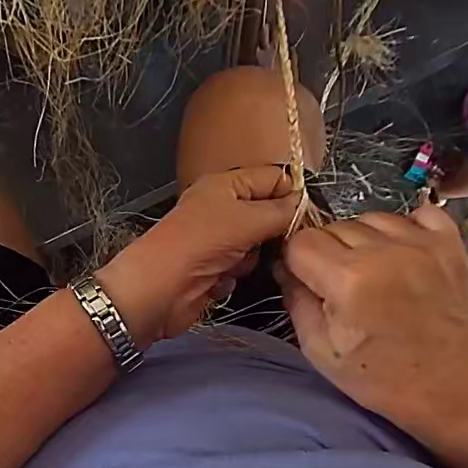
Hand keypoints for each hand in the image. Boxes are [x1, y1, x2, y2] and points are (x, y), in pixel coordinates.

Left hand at [97, 165, 301, 346]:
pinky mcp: (212, 269)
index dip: (292, 194)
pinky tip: (222, 281)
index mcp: (226, 184)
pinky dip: (235, 276)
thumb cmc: (199, 244)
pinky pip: (240, 269)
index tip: (310, 217)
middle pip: (267, 214)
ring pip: (256, 245)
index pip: (273, 178)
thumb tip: (304, 204)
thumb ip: (282, 211)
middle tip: (280, 244)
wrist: (157, 290)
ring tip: (238, 264)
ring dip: (252, 258)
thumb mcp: (247, 219)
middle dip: (276, 231)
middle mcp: (221, 208)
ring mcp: (216, 240)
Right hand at [278, 206, 467, 444]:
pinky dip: (405, 227)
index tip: (305, 279)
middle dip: (327, 252)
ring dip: (363, 239)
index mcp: (347, 279)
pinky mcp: (450, 244)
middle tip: (340, 285)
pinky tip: (402, 252)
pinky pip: (418, 214)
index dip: (296, 260)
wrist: (451, 387)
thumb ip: (297, 301)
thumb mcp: (320, 350)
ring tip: (372, 270)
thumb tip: (285, 268)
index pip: (301, 241)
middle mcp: (383, 251)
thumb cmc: (380, 377)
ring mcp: (421, 243)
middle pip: (333, 227)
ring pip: (370, 218)